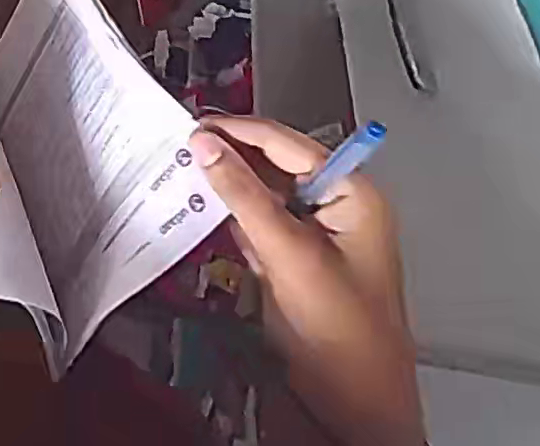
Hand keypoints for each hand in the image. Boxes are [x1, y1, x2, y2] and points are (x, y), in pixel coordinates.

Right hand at [190, 116, 422, 445]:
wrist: (353, 413)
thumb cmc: (342, 335)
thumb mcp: (288, 254)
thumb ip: (243, 194)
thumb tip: (206, 144)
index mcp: (351, 191)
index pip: (285, 142)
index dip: (238, 129)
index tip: (194, 126)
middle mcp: (334, 200)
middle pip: (272, 161)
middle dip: (230, 156)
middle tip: (185, 147)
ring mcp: (313, 226)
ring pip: (260, 186)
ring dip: (227, 184)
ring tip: (188, 172)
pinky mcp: (293, 249)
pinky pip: (256, 214)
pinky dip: (231, 212)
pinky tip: (206, 207)